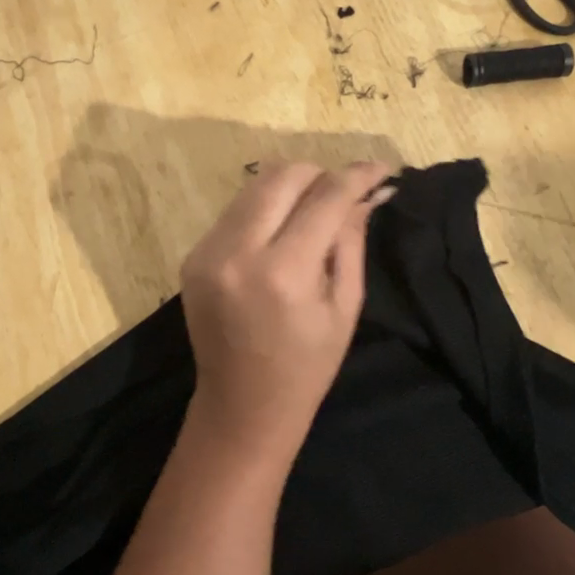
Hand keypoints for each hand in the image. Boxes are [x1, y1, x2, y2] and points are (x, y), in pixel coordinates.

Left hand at [179, 161, 396, 458]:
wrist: (241, 406)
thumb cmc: (306, 366)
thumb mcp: (344, 307)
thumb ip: (351, 242)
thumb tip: (367, 192)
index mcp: (283, 272)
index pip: (325, 198)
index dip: (357, 176)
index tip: (381, 169)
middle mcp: (238, 252)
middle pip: (281, 175)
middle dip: (319, 174)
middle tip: (344, 192)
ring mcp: (207, 251)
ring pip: (253, 187)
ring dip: (289, 187)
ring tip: (315, 210)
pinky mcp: (192, 256)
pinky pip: (234, 212)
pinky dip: (263, 210)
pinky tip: (281, 234)